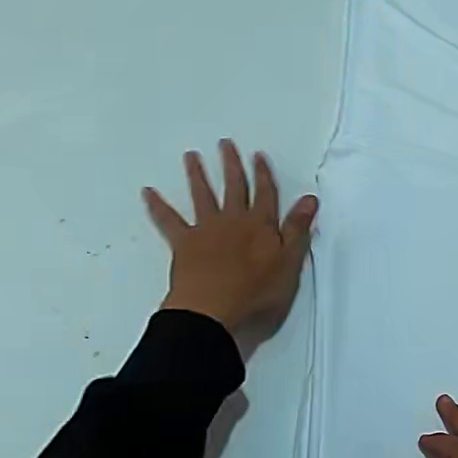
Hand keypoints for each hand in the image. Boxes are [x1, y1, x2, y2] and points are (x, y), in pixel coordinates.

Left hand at [141, 139, 317, 341]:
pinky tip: (147, 193)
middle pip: (234, 188)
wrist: (212, 313)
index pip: (266, 195)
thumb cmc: (257, 294)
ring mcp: (206, 231)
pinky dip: (157, 206)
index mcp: (262, 226)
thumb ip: (297, 230)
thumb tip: (309, 199)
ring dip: (198, 175)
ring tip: (191, 156)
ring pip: (202, 196)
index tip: (258, 156)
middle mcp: (234, 221)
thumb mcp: (289, 263)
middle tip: (225, 144)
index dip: (264, 175)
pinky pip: (167, 221)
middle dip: (231, 165)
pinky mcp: (183, 245)